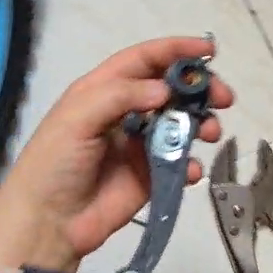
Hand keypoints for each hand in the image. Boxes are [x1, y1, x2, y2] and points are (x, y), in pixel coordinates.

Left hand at [0, 36, 232, 266]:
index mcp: (102, 90)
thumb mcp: (77, 118)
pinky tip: (189, 172)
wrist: (49, 222)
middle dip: (199, 89)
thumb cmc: (55, 162)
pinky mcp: (151, 177)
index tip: (209, 49)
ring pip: (181, 125)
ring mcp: (139, 145)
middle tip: (223, 97)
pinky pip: (179, 164)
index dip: (175, 50)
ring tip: (211, 133)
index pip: (143, 60)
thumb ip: (121, 96)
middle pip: (170, 90)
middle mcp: (125, 112)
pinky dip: (190, 165)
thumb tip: (165, 89)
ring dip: (201, 124)